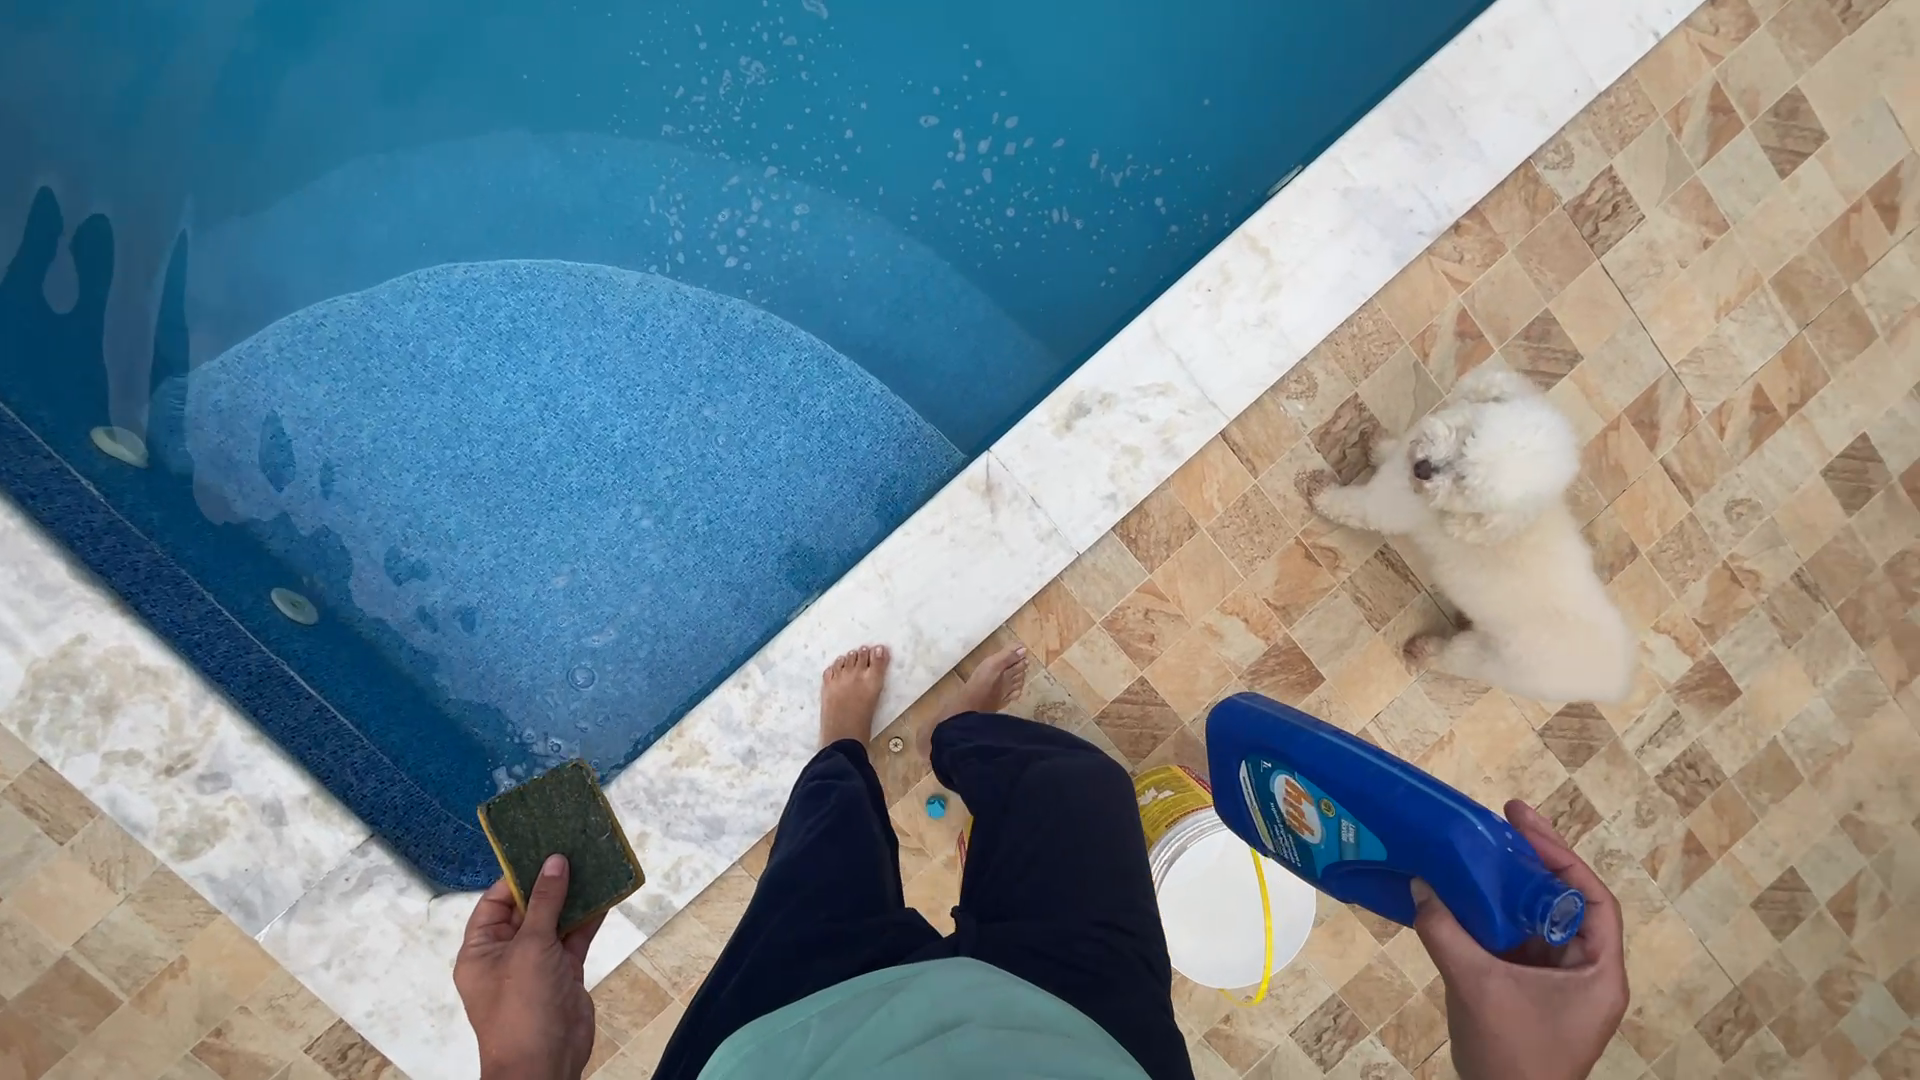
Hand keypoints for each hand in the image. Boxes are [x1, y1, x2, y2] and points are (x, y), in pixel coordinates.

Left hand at [455, 855, 605, 1079]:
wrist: (544, 1064)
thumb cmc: (522, 1005)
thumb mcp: (530, 947)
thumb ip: (545, 901)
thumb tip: (554, 860)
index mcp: (481, 951)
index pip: (494, 902)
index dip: (516, 876)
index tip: (544, 849)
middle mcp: (507, 953)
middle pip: (528, 907)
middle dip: (551, 881)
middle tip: (575, 847)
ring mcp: (537, 963)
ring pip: (556, 919)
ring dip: (575, 896)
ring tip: (596, 862)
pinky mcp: (564, 971)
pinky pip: (576, 935)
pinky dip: (591, 916)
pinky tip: (608, 892)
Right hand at [1413, 800, 1627, 1079]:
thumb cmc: (1512, 1051)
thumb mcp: (1475, 985)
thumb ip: (1445, 930)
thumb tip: (1420, 883)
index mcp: (1595, 971)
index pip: (1592, 900)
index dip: (1560, 857)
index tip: (1522, 823)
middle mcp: (1580, 969)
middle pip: (1563, 901)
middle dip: (1532, 858)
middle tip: (1498, 819)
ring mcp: (1551, 978)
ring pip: (1533, 915)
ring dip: (1506, 882)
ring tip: (1473, 846)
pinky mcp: (1521, 985)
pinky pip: (1508, 934)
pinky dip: (1485, 908)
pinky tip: (1457, 891)